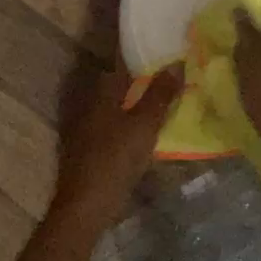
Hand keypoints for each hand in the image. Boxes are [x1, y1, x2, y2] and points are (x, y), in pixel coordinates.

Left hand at [50, 64, 181, 228]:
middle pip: (118, 84)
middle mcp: (89, 100)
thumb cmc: (115, 159)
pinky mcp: (85, 146)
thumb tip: (176, 62)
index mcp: (102, 90)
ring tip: (161, 106)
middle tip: (169, 81)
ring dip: (134, 104)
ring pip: (114, 105)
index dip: (142, 58)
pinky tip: (140, 133)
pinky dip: (125, 123)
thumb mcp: (144, 126)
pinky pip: (110, 124)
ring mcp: (84, 124)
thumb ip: (160, 95)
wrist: (84, 205)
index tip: (164, 54)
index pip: (122, 63)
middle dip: (140, 81)